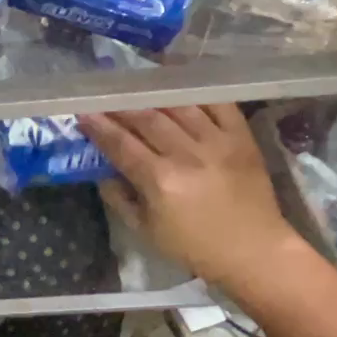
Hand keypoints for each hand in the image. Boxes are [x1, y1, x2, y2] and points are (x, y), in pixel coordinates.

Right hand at [77, 105, 305, 287]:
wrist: (253, 250)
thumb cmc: (194, 247)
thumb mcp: (145, 230)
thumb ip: (119, 198)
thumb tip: (103, 172)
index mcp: (160, 181)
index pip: (121, 144)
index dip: (99, 127)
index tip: (83, 114)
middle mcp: (187, 155)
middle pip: (146, 119)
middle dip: (120, 106)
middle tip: (104, 98)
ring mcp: (217, 142)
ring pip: (178, 107)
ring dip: (153, 95)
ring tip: (136, 90)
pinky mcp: (241, 138)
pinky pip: (218, 104)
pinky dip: (196, 92)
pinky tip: (179, 85)